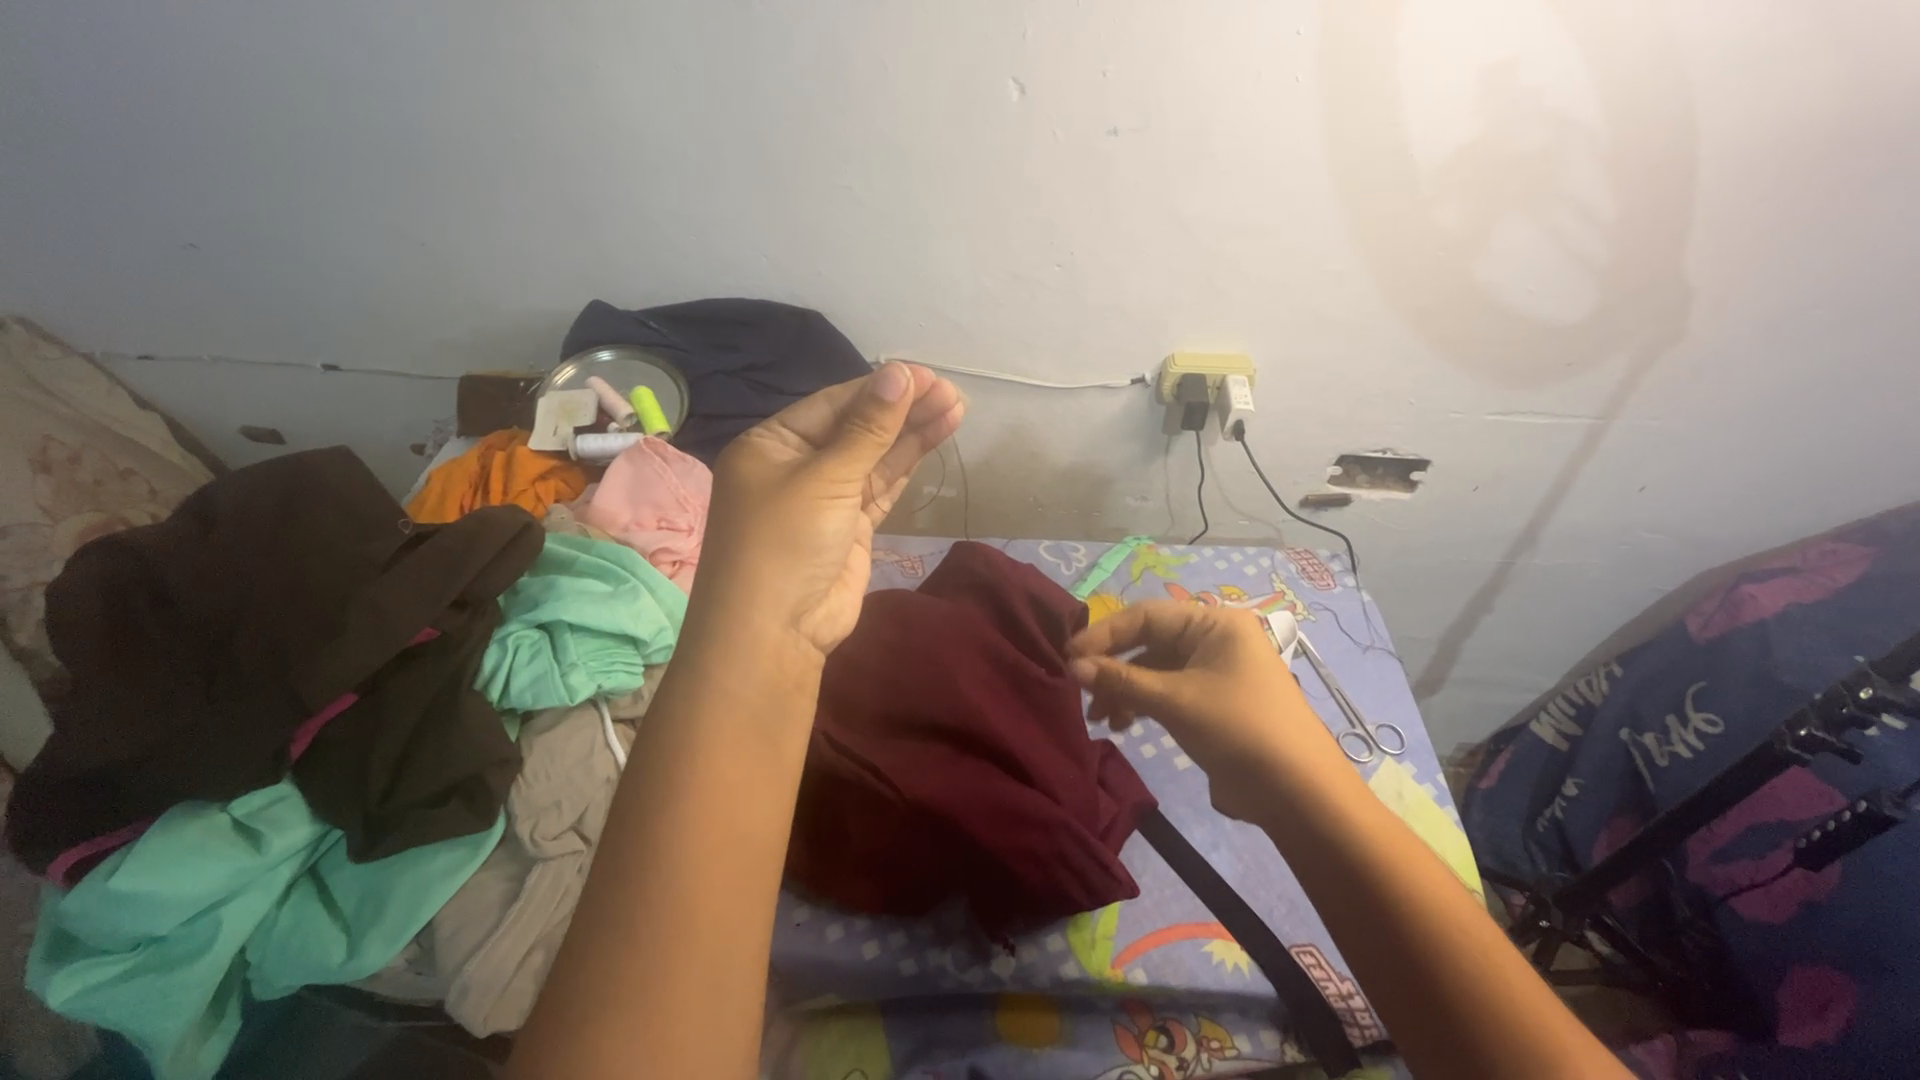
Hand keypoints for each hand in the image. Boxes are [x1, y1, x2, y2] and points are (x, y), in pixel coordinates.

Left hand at [698, 362, 963, 655]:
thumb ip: (868, 429)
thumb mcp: (825, 478)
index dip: (880, 388)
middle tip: (950, 390)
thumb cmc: (785, 542)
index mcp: (772, 444)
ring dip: (911, 434)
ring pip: (873, 457)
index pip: (832, 404)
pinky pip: (880, 486)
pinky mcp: (849, 527)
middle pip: (856, 428)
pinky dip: (906, 465)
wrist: (774, 630)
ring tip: (956, 407)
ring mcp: (824, 499)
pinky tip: (935, 437)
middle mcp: (796, 466)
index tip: (926, 375)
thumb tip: (899, 374)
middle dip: (902, 409)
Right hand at [1067, 600, 1345, 821]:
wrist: (1296, 792)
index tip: (1067, 656)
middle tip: (1081, 692)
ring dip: (1124, 690)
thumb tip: (1072, 666)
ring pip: (1153, 670)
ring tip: (1101, 719)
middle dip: (1113, 667)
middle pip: (1148, 642)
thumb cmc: (1238, 729)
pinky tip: (1123, 725)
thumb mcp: (1175, 700)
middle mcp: (1214, 639)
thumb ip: (1121, 680)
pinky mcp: (1211, 702)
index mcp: (1215, 623)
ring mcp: (1214, 671)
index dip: (1104, 634)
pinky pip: (1166, 692)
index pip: (1146, 615)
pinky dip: (1142, 704)